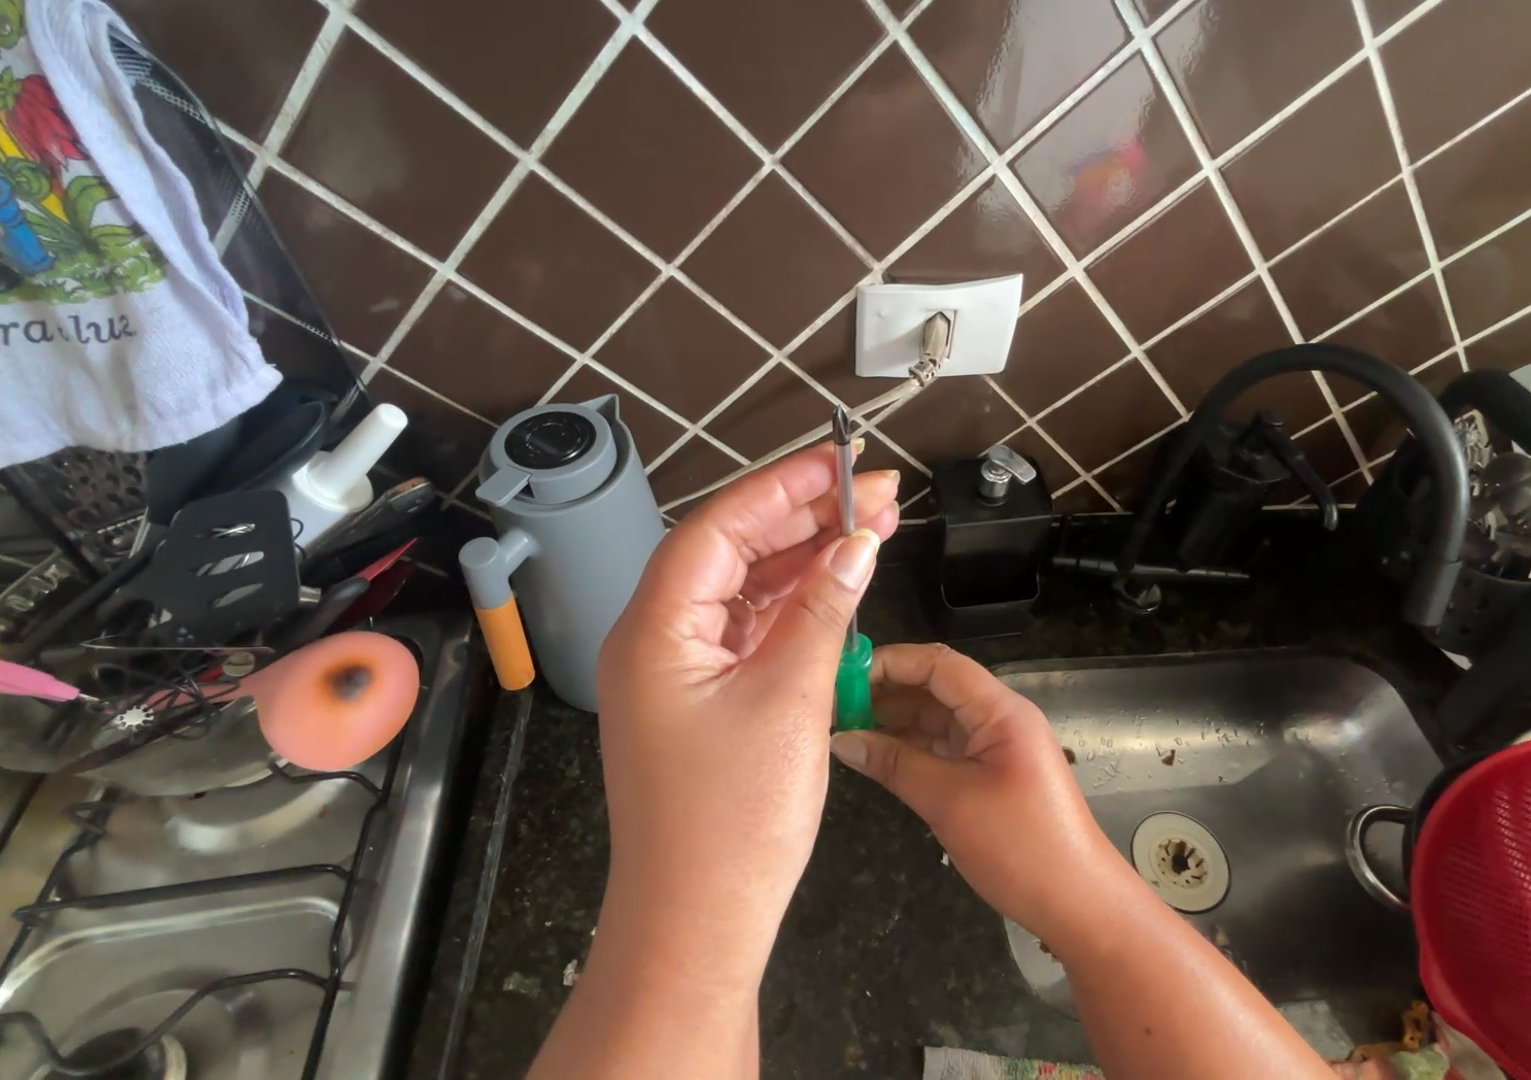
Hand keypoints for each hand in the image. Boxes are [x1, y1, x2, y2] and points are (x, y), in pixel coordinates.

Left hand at [592, 445, 899, 972]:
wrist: (698, 925)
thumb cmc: (736, 819)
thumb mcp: (790, 700)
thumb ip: (824, 610)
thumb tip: (859, 542)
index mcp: (655, 627)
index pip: (718, 527)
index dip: (782, 486)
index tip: (842, 460)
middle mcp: (658, 635)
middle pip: (730, 549)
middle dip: (802, 515)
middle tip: (874, 491)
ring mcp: (681, 666)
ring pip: (744, 587)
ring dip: (804, 556)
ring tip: (871, 524)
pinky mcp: (705, 694)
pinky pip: (750, 628)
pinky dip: (795, 602)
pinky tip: (839, 580)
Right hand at [829, 644, 1137, 951]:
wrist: (1079, 904)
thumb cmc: (1020, 847)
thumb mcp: (949, 802)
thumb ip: (894, 764)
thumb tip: (841, 740)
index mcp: (999, 710)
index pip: (938, 663)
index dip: (890, 662)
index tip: (843, 677)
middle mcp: (998, 717)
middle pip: (936, 685)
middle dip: (886, 690)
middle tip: (834, 705)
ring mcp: (995, 744)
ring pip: (936, 716)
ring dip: (894, 719)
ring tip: (844, 728)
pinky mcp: (990, 771)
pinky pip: (944, 745)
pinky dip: (910, 746)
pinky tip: (874, 754)